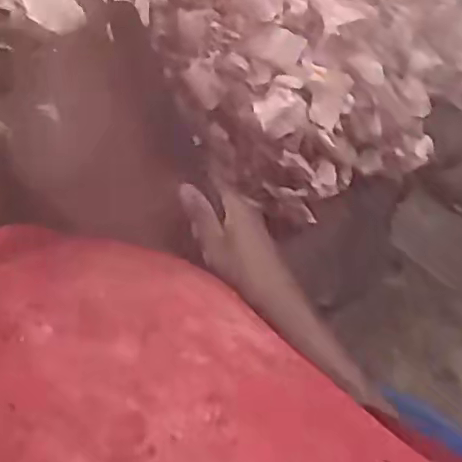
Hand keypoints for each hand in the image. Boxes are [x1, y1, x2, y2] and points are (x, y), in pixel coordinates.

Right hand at [181, 181, 386, 409]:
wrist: (283, 311)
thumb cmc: (245, 274)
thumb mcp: (215, 245)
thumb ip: (201, 215)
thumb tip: (184, 183)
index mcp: (237, 204)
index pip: (217, 175)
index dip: (201, 164)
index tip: (183, 151)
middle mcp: (248, 210)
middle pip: (222, 190)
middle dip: (205, 182)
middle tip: (178, 173)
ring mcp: (255, 228)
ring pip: (227, 207)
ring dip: (211, 202)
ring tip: (186, 196)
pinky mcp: (257, 245)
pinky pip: (231, 221)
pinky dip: (218, 219)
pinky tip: (205, 226)